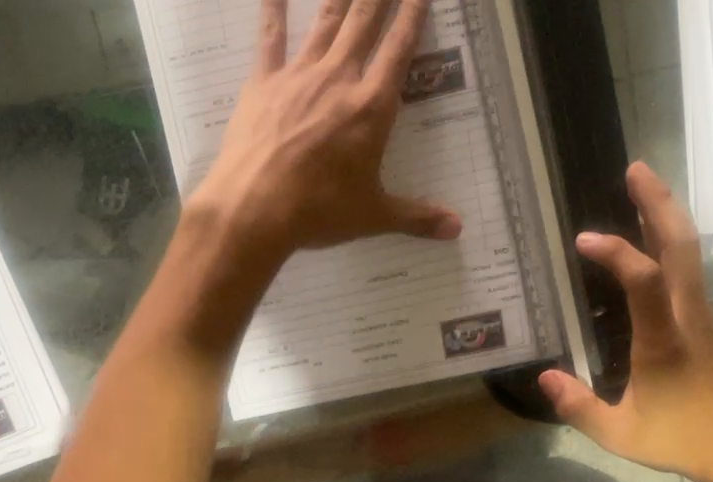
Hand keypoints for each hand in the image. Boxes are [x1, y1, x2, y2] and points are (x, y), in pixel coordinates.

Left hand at [186, 0, 462, 262]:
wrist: (255, 209)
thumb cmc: (319, 212)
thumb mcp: (373, 217)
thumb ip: (417, 217)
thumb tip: (457, 229)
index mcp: (372, 109)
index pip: (399, 49)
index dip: (413, 15)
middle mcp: (339, 79)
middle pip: (364, 21)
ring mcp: (299, 76)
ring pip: (325, 21)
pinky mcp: (263, 83)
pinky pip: (270, 37)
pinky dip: (273, 8)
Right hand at [538, 163, 712, 481]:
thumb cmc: (677, 441)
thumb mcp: (617, 434)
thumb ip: (579, 407)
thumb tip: (545, 378)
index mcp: (664, 342)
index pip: (645, 281)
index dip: (617, 253)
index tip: (584, 240)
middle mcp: (689, 318)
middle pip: (681, 246)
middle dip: (659, 204)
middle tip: (635, 169)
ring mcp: (703, 317)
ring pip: (690, 254)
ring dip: (667, 216)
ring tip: (641, 188)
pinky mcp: (708, 323)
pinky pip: (689, 272)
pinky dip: (670, 245)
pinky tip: (652, 242)